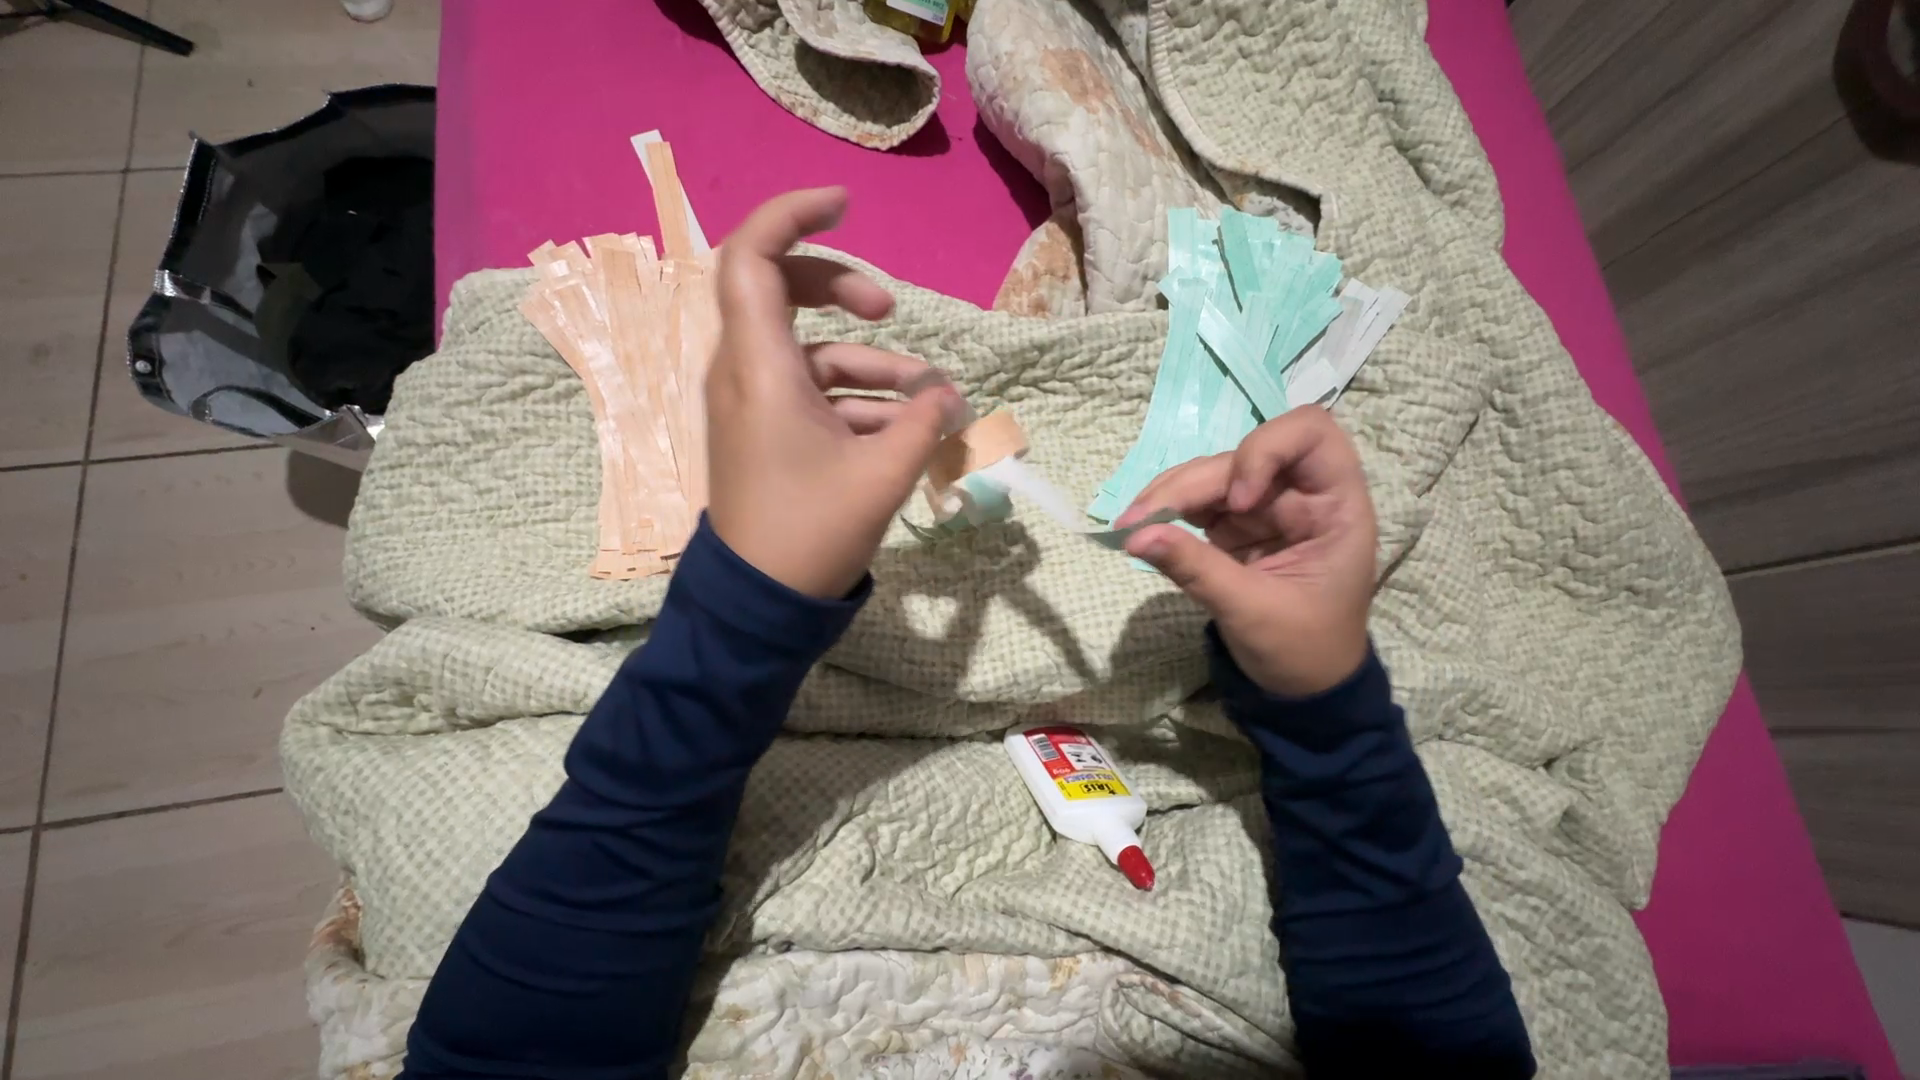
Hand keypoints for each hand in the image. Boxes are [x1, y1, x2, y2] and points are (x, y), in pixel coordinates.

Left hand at [705, 187, 964, 598]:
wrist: (762, 601)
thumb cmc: (811, 532)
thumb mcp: (882, 473)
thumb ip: (925, 423)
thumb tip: (949, 394)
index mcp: (760, 367)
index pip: (752, 256)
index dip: (794, 216)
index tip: (846, 206)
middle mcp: (747, 372)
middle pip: (781, 290)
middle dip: (843, 290)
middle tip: (890, 312)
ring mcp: (756, 403)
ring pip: (811, 352)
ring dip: (872, 367)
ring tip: (930, 402)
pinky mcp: (769, 431)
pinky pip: (814, 393)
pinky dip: (859, 402)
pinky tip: (906, 431)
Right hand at [1116, 407, 1376, 696]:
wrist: (1302, 687)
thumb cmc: (1301, 650)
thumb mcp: (1251, 612)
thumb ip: (1197, 569)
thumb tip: (1136, 535)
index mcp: (1335, 506)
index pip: (1310, 434)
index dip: (1267, 450)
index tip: (1240, 501)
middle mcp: (1300, 494)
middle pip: (1240, 457)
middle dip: (1189, 484)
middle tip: (1138, 521)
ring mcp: (1264, 507)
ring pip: (1211, 474)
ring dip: (1168, 493)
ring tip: (1130, 525)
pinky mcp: (1234, 525)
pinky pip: (1196, 501)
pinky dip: (1165, 510)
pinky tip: (1139, 527)